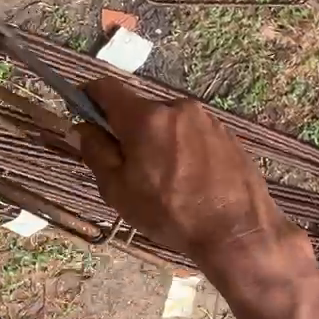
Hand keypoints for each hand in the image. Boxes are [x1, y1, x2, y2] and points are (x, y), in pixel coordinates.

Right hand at [73, 77, 303, 273]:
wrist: (238, 231)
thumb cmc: (168, 212)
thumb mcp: (117, 188)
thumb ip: (95, 151)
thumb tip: (82, 129)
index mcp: (145, 118)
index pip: (106, 88)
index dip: (87, 96)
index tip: (80, 113)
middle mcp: (176, 108)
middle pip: (136, 108)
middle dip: (122, 129)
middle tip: (121, 164)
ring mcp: (205, 119)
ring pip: (163, 121)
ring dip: (151, 139)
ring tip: (156, 176)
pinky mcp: (225, 133)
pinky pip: (187, 132)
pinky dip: (175, 146)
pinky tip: (182, 177)